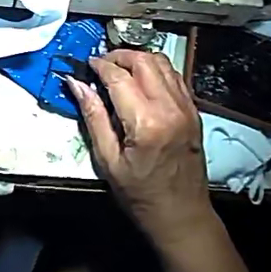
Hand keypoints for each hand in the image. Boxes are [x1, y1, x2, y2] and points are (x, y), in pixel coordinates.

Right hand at [65, 50, 217, 248]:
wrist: (181, 215)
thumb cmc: (140, 195)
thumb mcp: (107, 160)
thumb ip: (93, 116)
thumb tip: (77, 84)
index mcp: (146, 122)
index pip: (119, 77)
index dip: (100, 65)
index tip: (87, 64)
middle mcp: (170, 108)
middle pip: (143, 61)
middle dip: (120, 56)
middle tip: (102, 64)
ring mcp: (186, 108)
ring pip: (162, 62)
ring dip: (139, 59)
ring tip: (120, 69)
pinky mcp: (193, 111)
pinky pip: (175, 76)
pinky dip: (156, 70)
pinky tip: (142, 81)